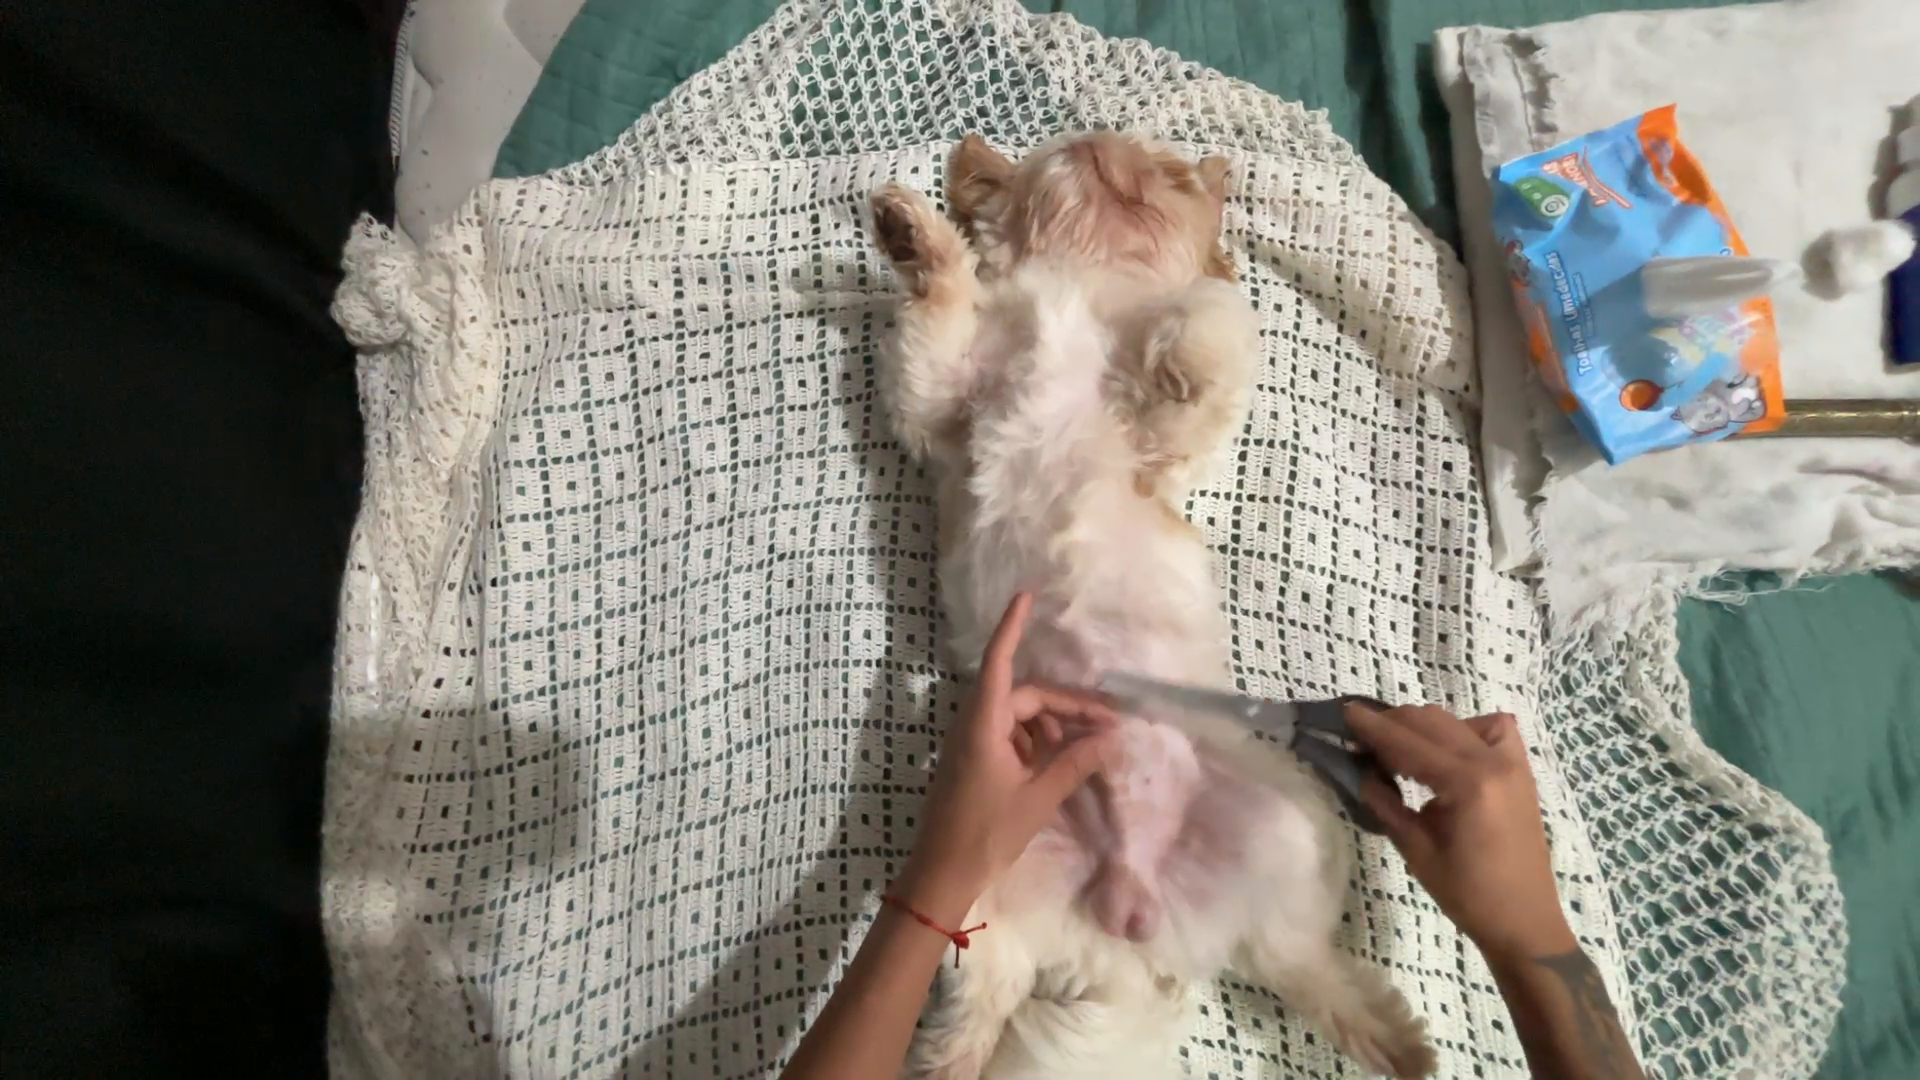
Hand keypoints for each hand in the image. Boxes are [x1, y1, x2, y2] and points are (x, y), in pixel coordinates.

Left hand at [895, 593, 1118, 923]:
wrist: (942, 872)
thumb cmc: (986, 833)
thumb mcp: (1037, 798)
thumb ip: (1074, 763)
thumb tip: (1112, 738)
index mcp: (984, 722)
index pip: (1000, 661)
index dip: (1012, 626)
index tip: (1026, 595)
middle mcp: (975, 722)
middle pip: (1025, 695)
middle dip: (1067, 704)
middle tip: (1109, 721)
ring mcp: (973, 740)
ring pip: (1020, 716)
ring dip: (1054, 724)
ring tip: (1090, 745)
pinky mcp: (975, 758)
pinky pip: (1011, 735)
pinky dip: (1037, 741)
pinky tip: (1060, 761)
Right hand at [1346, 704, 1577, 962]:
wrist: (1525, 923)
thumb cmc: (1466, 892)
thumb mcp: (1413, 847)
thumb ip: (1383, 800)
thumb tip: (1359, 767)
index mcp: (1467, 785)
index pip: (1406, 742)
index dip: (1371, 726)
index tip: (1343, 711)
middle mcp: (1492, 764)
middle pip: (1428, 721)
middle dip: (1389, 724)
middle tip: (1361, 740)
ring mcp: (1511, 765)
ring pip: (1453, 720)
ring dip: (1419, 725)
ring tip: (1396, 747)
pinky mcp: (1520, 772)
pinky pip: (1492, 729)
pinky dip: (1464, 728)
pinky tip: (1447, 748)